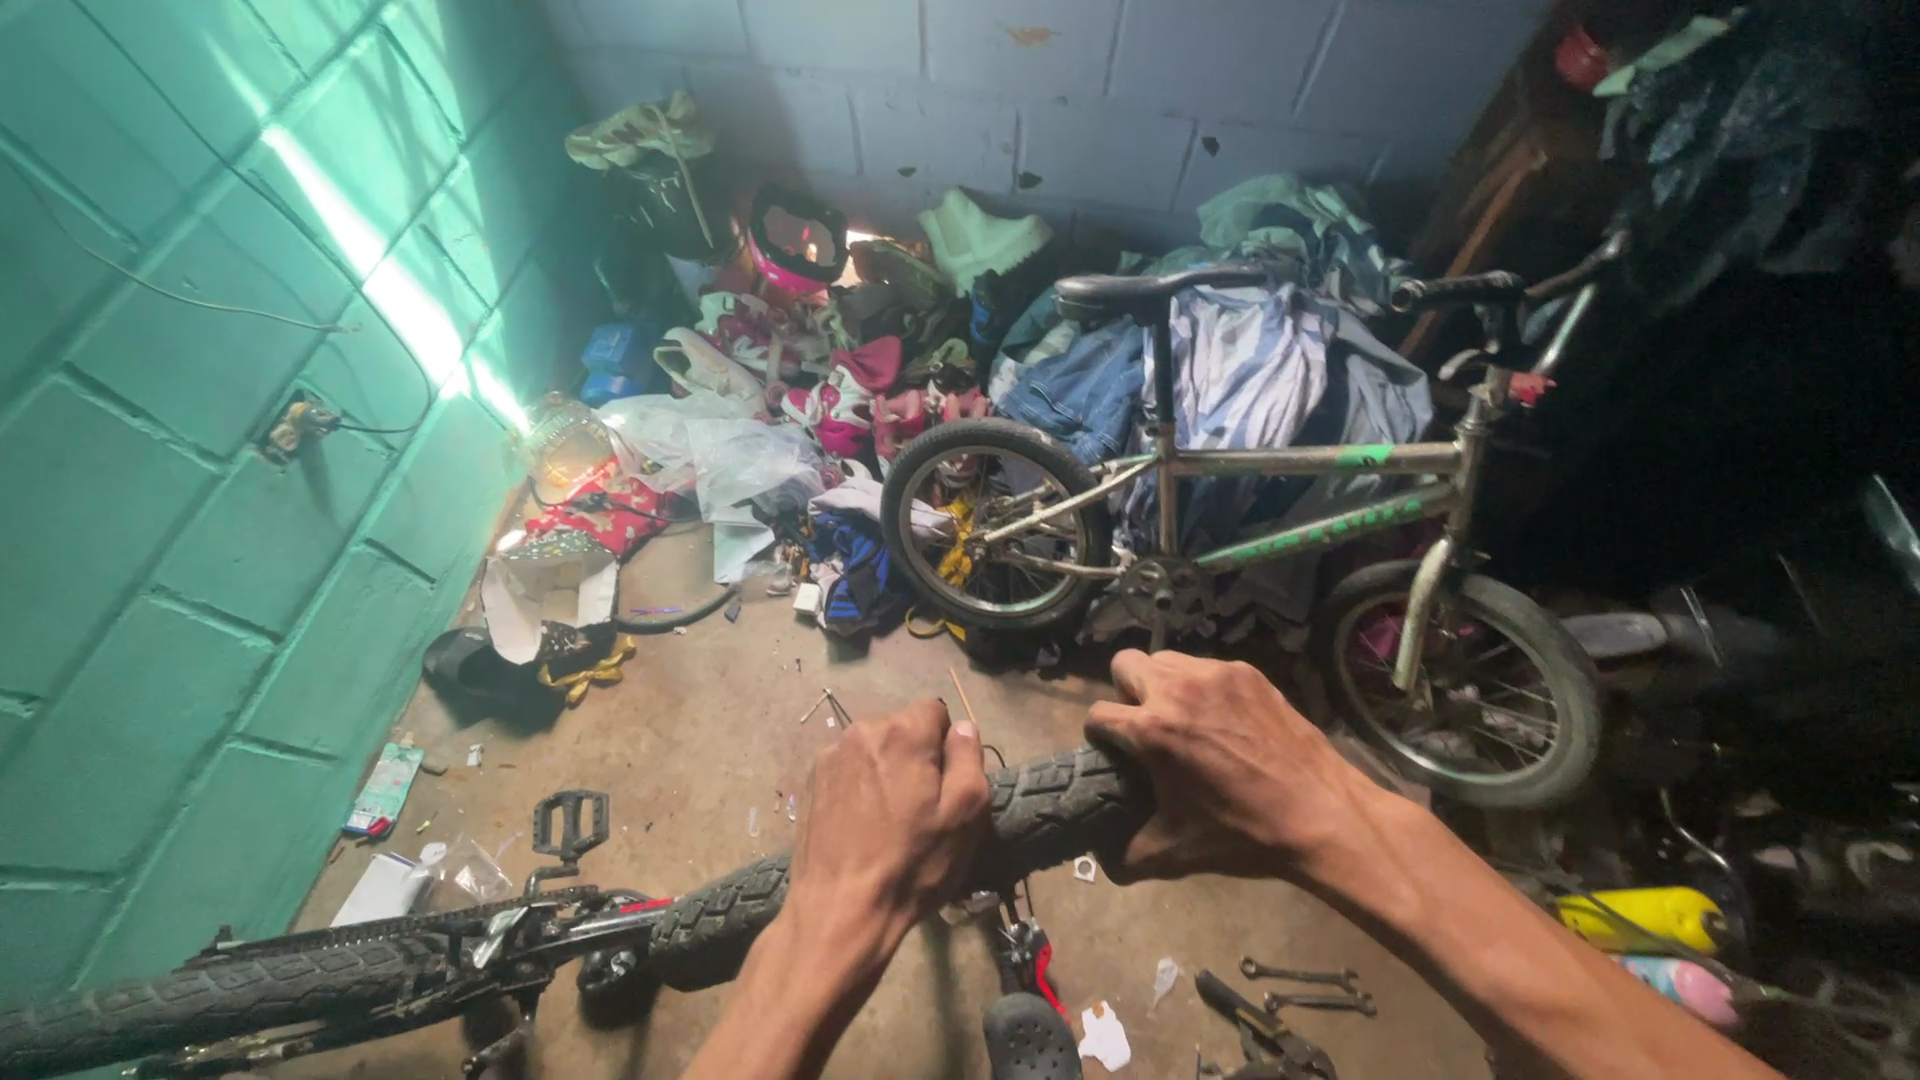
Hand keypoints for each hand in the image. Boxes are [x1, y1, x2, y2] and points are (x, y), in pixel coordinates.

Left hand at [783, 700, 989, 969]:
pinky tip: (860, 824)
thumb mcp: (964, 814)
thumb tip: (963, 727)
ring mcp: (831, 756)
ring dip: (885, 769)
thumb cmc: (911, 863)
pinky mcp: (811, 782)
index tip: (944, 782)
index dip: (945, 743)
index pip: (934, 710)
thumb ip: (969, 759)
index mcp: (903, 733)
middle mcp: (862, 731)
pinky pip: (848, 768)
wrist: (839, 910)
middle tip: (919, 806)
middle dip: (915, 755)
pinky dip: (859, 784)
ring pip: (873, 749)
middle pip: (902, 728)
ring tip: (887, 818)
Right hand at [1086, 650, 1380, 885]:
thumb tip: (1104, 862)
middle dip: (1125, 692)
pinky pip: (1206, 668)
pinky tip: (1224, 719)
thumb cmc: (1243, 834)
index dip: (1099, 734)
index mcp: (1152, 730)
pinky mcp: (1247, 673)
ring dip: (1163, 684)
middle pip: (1124, 663)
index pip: (1098, 713)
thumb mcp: (1176, 852)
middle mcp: (1176, 690)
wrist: (1323, 815)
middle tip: (1146, 723)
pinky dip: (1204, 688)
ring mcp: (1215, 675)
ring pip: (1166, 660)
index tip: (1113, 749)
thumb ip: (1127, 857)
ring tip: (1184, 717)